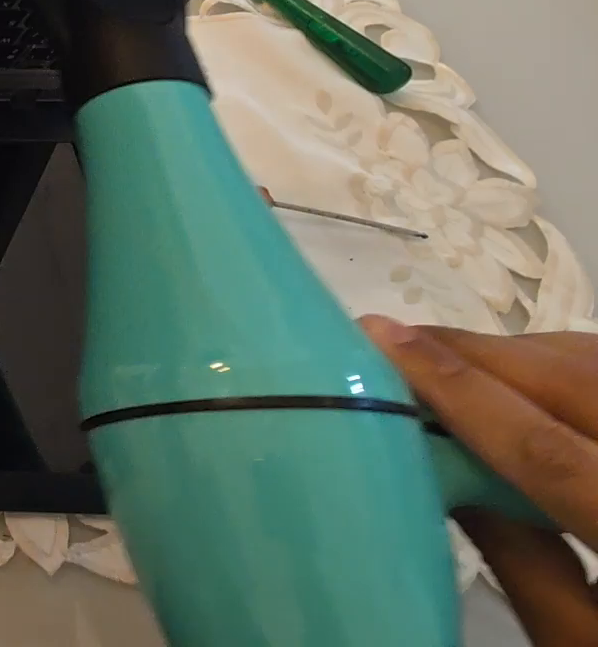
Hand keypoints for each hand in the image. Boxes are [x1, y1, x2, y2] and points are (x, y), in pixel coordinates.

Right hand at [360, 317, 597, 644]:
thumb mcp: (586, 640)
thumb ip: (519, 561)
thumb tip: (426, 469)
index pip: (540, 448)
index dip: (451, 387)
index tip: (374, 334)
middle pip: (570, 384)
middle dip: (474, 354)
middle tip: (392, 343)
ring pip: (592, 364)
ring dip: (519, 355)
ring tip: (455, 365)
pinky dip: (563, 364)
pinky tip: (526, 382)